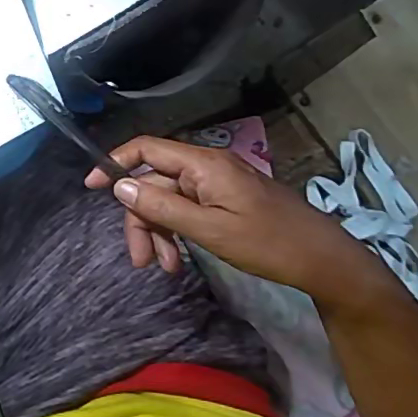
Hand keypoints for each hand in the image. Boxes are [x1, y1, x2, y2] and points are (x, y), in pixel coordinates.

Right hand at [85, 136, 389, 316]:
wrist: (325, 261)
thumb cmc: (268, 243)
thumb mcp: (209, 230)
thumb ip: (162, 206)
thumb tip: (120, 185)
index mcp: (203, 165)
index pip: (146, 149)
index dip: (114, 163)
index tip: (92, 187)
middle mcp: (206, 167)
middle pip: (154, 182)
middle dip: (141, 219)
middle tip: (140, 259)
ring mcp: (216, 184)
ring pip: (168, 200)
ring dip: (159, 232)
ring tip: (163, 267)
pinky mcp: (224, 201)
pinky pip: (187, 210)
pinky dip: (177, 233)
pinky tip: (178, 260)